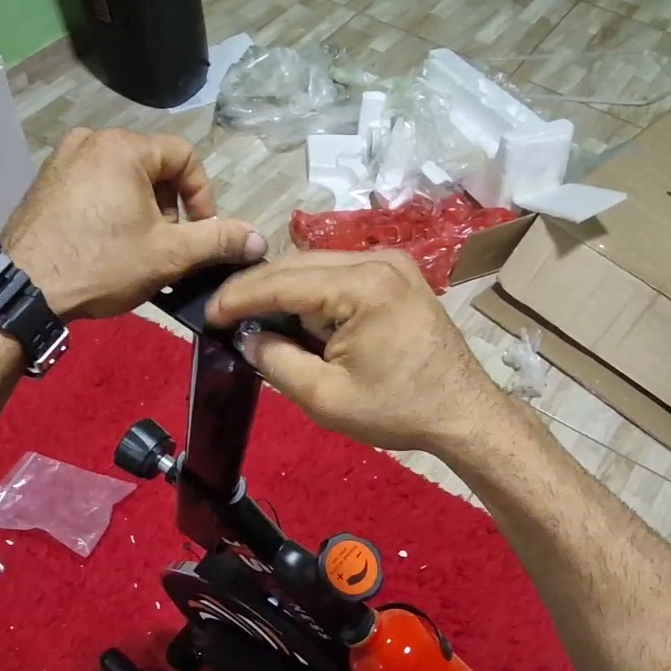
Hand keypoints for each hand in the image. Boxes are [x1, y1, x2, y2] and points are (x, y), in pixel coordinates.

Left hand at [2, 128, 265, 318]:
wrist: (24, 289)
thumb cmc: (102, 264)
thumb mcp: (169, 255)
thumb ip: (218, 240)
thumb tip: (260, 239)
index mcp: (123, 148)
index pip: (184, 156)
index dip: (202, 195)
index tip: (199, 233)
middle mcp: (90, 140)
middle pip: (153, 165)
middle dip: (171, 205)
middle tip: (168, 245)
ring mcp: (62, 159)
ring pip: (124, 177)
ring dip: (143, 209)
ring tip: (139, 249)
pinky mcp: (45, 182)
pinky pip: (95, 186)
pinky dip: (112, 209)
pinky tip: (108, 245)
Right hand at [205, 251, 506, 452]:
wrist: (463, 411)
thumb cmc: (397, 409)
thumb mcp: (326, 397)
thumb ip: (278, 362)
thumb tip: (249, 337)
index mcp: (362, 286)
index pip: (282, 282)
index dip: (239, 297)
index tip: (207, 314)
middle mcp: (377, 260)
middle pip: (298, 265)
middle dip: (258, 290)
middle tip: (224, 316)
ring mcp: (391, 262)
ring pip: (317, 266)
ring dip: (284, 291)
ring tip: (255, 319)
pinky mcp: (398, 273)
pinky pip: (340, 273)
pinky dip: (312, 292)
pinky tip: (296, 316)